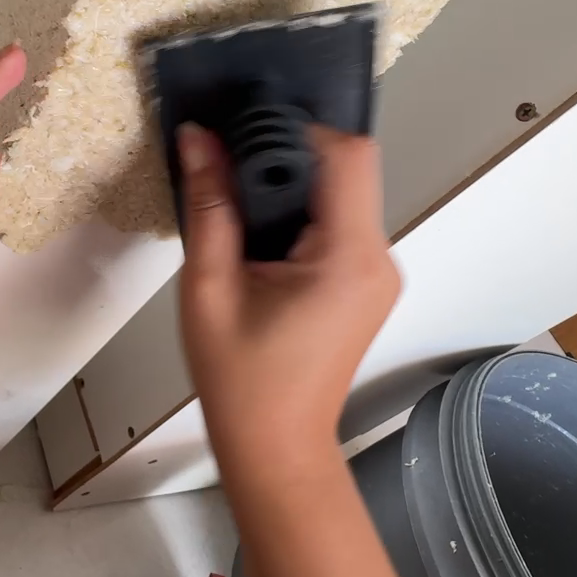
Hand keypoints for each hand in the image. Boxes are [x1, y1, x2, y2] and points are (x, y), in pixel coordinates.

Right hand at [174, 123, 399, 464]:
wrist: (273, 444)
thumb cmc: (239, 375)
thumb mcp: (210, 285)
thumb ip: (209, 205)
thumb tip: (198, 137)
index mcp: (348, 257)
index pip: (348, 155)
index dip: (299, 132)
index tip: (244, 140)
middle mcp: (378, 259)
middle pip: (348, 172)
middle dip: (287, 159)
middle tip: (229, 173)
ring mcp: (377, 274)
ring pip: (341, 196)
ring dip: (290, 189)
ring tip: (236, 209)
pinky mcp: (364, 285)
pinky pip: (338, 225)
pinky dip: (298, 216)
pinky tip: (257, 239)